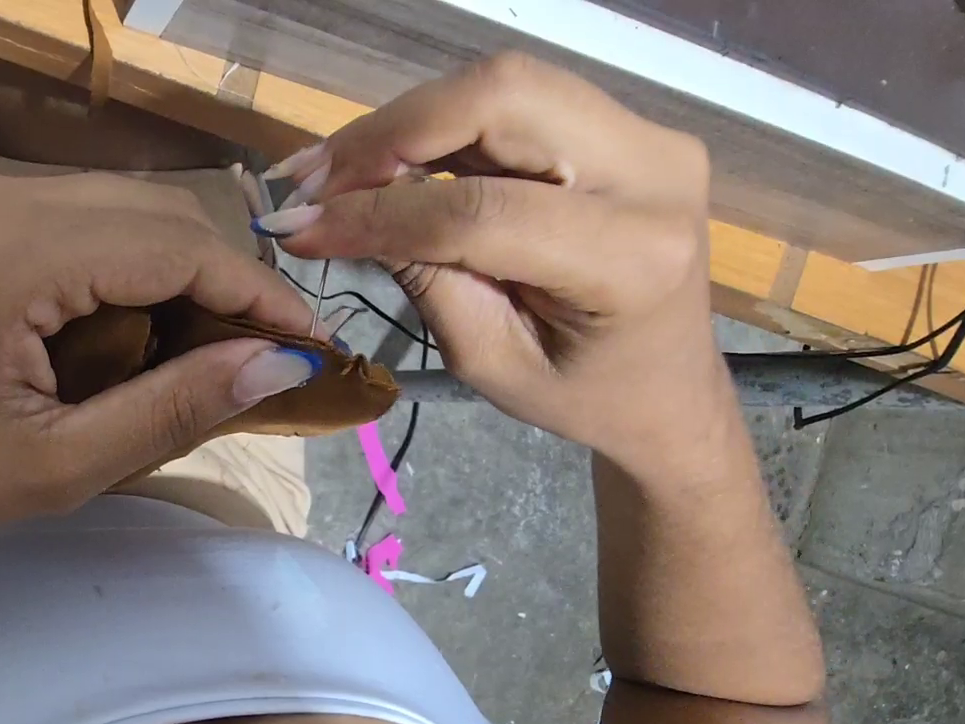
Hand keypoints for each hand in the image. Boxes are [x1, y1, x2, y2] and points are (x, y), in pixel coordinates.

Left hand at [0, 172, 319, 541]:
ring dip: (183, 282)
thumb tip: (278, 367)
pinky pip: (84, 230)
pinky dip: (132, 277)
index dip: (262, 298)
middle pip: (161, 220)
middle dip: (229, 289)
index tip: (315, 350)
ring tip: (212, 359)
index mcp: (20, 254)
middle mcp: (4, 200)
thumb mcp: (56, 465)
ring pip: (128, 218)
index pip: (182, 249)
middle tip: (268, 363)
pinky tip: (141, 337)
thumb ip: (170, 409)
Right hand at [255, 53, 731, 480]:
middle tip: (313, 182)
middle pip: (500, 98)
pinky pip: (511, 104)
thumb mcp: (488, 361)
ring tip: (332, 173)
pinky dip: (432, 128)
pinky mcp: (618, 127)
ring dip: (402, 125)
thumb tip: (341, 222)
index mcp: (628, 257)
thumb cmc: (578, 396)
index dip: (376, 213)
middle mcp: (650, 169)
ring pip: (501, 86)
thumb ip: (427, 283)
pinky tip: (381, 162)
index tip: (299, 229)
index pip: (477, 210)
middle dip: (388, 135)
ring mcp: (642, 134)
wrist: (665, 385)